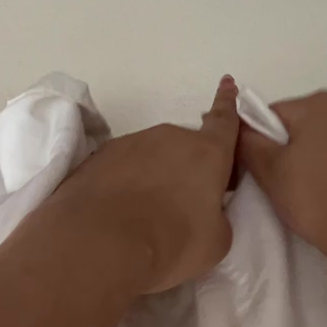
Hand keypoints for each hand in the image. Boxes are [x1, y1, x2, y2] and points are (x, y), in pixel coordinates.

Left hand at [49, 76, 241, 293]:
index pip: (224, 121)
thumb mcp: (216, 240)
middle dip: (186, 167)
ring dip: (152, 176)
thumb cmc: (172, 242)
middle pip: (185, 147)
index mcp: (206, 152)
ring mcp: (130, 144)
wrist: (99, 243)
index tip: (228, 83)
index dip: (229, 104)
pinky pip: (121, 168)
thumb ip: (216, 216)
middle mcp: (168, 137)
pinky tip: (118, 212)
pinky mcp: (97, 158)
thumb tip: (203, 210)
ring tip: (144, 215)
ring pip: (150, 156)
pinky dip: (123, 183)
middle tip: (181, 202)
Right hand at [236, 89, 326, 277]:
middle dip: (288, 154)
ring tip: (312, 200)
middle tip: (281, 190)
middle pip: (302, 128)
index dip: (257, 144)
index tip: (257, 175)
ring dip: (315, 165)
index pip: (270, 115)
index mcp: (319, 105)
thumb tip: (242, 129)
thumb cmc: (321, 201)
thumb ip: (250, 144)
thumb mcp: (272, 173)